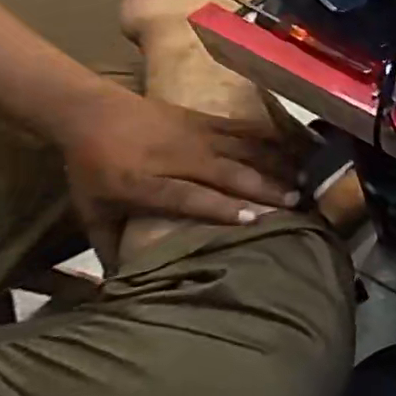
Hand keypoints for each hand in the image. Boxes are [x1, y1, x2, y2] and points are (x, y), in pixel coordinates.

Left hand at [53, 83, 307, 235]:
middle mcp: (178, 158)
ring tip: (304, 176)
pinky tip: (296, 142)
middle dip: (263, 187)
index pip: (188, 197)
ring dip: (276, 163)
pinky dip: (272, 135)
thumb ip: (108, 242)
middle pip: (227, 173)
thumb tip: (118, 281)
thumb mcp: (91, 209)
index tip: (253, 219)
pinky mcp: (209, 119)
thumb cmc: (91, 167)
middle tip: (295, 200)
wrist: (92, 114)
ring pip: (244, 150)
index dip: (220, 207)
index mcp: (144, 183)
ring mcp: (198, 135)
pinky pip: (246, 127)